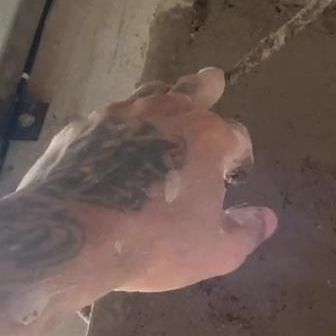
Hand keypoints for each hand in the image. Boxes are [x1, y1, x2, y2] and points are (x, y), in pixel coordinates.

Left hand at [13, 67, 276, 296]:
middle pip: (195, 88)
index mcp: (208, 138)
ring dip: (162, 102)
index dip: (241, 158)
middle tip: (212, 83)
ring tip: (162, 114)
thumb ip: (247, 232)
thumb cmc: (154, 244)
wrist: (67, 238)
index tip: (234, 179)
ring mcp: (119, 116)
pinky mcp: (80, 128)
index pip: (239, 136)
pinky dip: (119, 130)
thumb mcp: (215, 252)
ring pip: (149, 94)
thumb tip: (268, 218)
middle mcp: (167, 114)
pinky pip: (108, 119)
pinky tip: (113, 150)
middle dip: (208, 88)